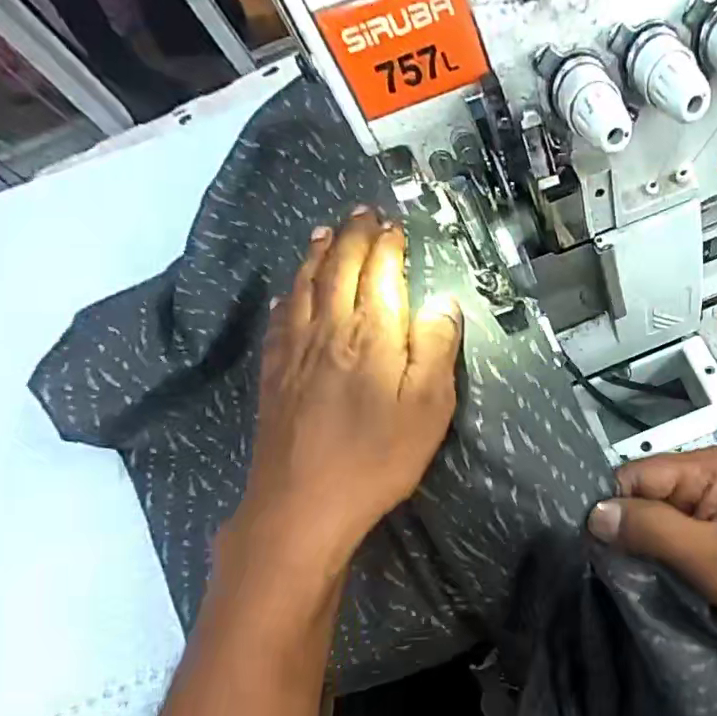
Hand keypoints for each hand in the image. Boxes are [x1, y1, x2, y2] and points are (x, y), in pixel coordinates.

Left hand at [231, 206, 462, 562]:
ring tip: (327, 232)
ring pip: (305, 286)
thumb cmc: (379, 456)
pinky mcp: (274, 372)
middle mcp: (328, 329)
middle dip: (353, 237)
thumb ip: (436, 350)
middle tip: (363, 213)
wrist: (303, 502)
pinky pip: (281, 315)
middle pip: (338, 269)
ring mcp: (294, 349)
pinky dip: (290, 291)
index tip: (395, 224)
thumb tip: (442, 303)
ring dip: (319, 254)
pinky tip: (291, 289)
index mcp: (371, 335)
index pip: (380, 274)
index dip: (388, 246)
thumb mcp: (429, 408)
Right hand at [587, 448, 716, 660]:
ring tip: (621, 582)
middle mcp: (704, 482)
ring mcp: (707, 514)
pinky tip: (643, 585)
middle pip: (640, 498)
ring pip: (650, 525)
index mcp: (709, 468)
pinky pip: (666, 546)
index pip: (633, 475)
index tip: (591, 549)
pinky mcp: (709, 543)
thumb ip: (652, 530)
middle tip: (602, 571)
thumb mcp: (711, 556)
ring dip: (638, 552)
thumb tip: (593, 513)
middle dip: (622, 531)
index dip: (612, 508)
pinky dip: (654, 564)